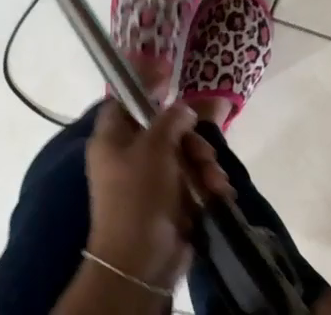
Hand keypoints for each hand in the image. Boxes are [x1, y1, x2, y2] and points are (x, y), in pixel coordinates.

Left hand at [84, 99, 232, 290]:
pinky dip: (207, 181)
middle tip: (201, 148)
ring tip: (211, 179)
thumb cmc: (138, 195)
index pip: (124, 99)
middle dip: (191, 136)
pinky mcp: (171, 198)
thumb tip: (185, 109)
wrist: (141, 260)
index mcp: (113, 139)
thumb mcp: (154, 146)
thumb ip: (172, 118)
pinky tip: (217, 191)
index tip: (170, 71)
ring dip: (203, 162)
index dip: (144, 83)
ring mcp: (151, 177)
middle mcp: (130, 155)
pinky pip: (194, 176)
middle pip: (165, 126)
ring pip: (185, 151)